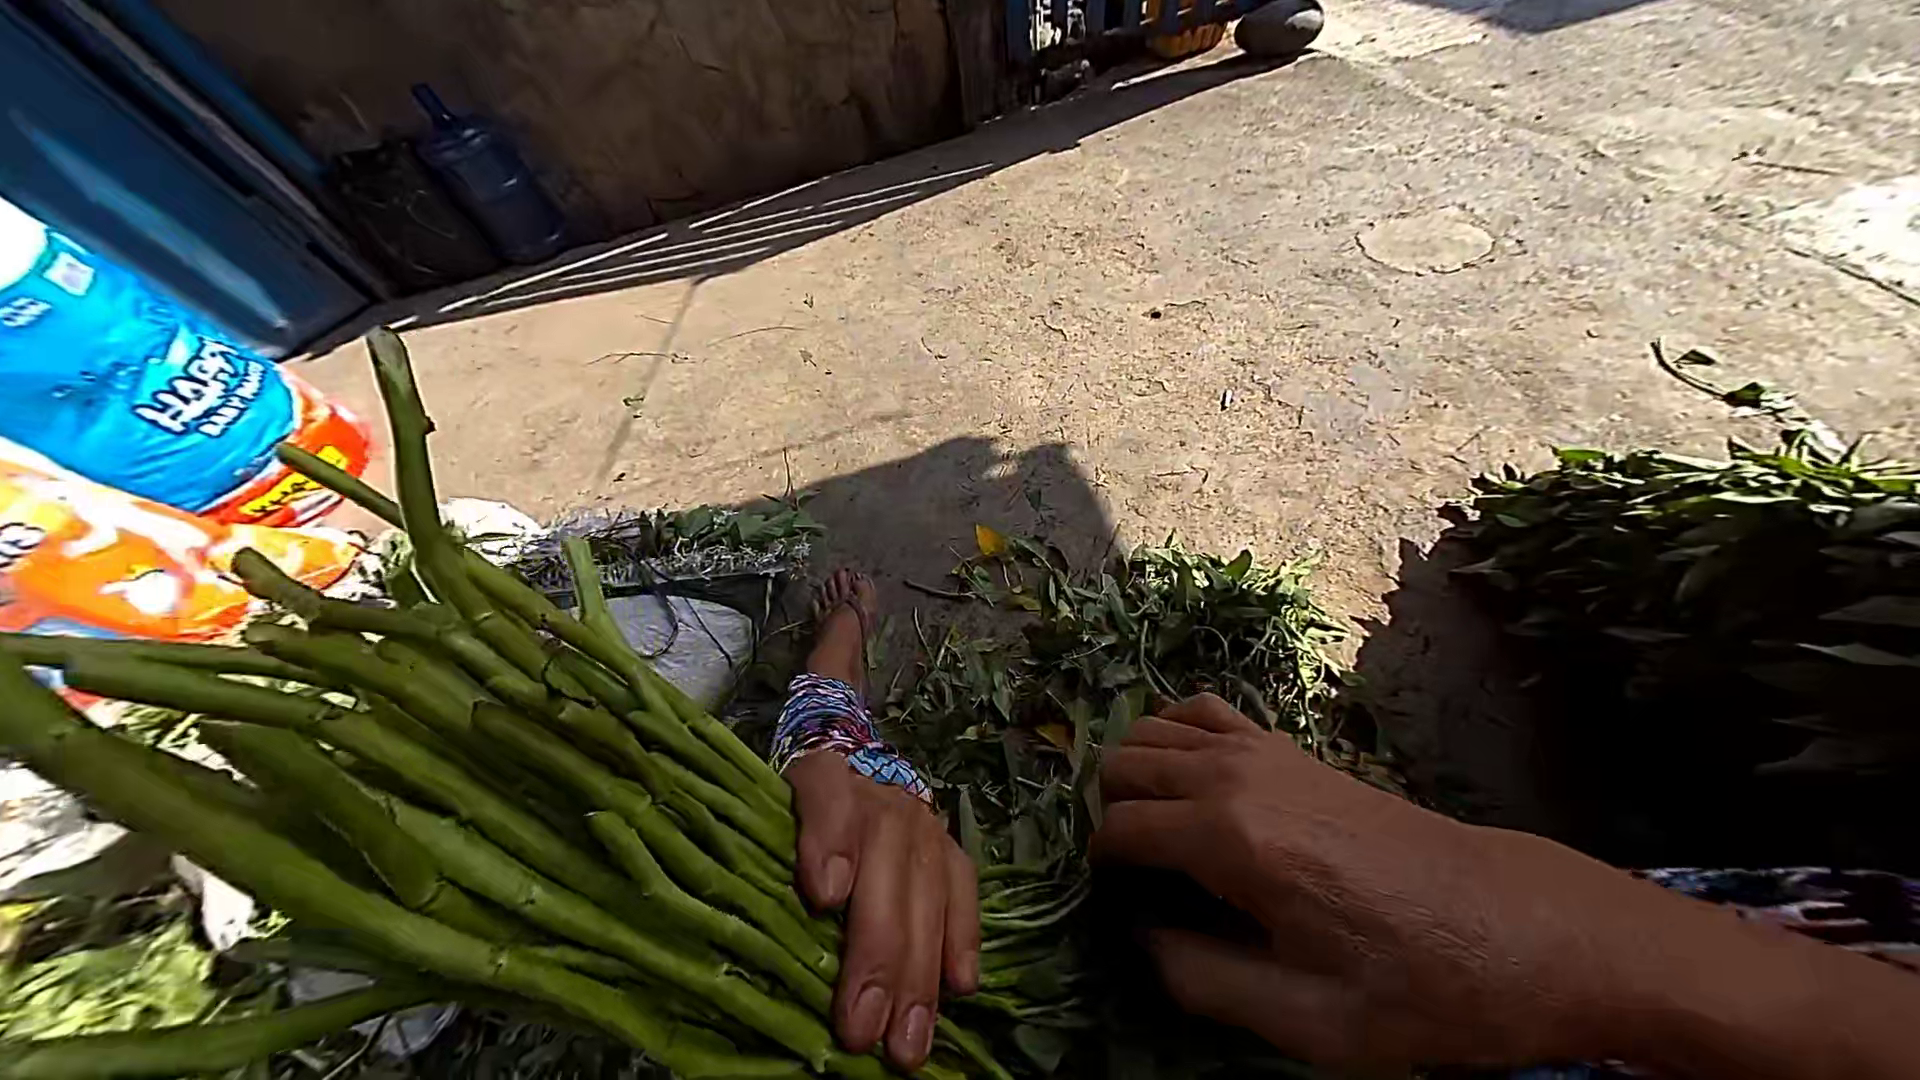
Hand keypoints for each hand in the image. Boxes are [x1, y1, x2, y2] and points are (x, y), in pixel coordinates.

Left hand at [787, 751, 978, 1070]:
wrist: (851, 781)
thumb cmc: (798, 820)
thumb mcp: (772, 824)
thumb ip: (772, 864)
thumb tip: (778, 942)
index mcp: (823, 777)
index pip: (825, 791)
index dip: (828, 838)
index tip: (824, 896)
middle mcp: (879, 795)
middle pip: (884, 857)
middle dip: (875, 947)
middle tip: (861, 1028)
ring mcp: (921, 820)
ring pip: (928, 885)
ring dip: (919, 967)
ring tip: (907, 1040)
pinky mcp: (949, 846)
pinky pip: (963, 888)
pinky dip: (963, 937)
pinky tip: (959, 986)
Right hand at [1091, 694, 1919, 1075]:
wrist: (1507, 919)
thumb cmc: (1410, 978)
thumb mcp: (1307, 1019)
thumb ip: (1199, 979)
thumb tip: (1139, 935)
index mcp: (1227, 839)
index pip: (1118, 830)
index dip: (1102, 864)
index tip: (1117, 897)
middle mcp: (1228, 774)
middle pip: (1121, 766)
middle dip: (1109, 812)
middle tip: (1136, 863)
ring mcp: (1253, 746)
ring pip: (1146, 730)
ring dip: (1133, 770)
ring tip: (1153, 819)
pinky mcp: (1276, 740)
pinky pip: (1196, 708)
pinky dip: (1169, 728)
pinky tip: (1182, 765)